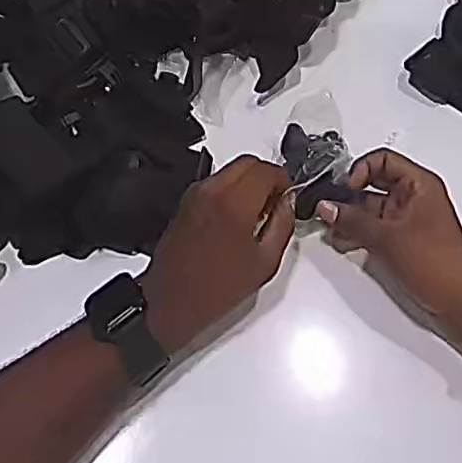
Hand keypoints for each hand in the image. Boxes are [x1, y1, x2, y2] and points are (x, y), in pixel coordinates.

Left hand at [140, 155, 294, 350]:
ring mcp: (195, 193)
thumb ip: (282, 225)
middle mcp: (211, 190)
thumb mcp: (264, 262)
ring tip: (256, 214)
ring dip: (247, 183)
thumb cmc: (215, 288)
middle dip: (266, 177)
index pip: (265, 170)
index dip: (282, 179)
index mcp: (233, 203)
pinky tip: (236, 219)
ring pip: (230, 170)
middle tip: (275, 201)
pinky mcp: (185, 200)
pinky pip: (215, 182)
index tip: (288, 194)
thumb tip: (288, 203)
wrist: (172, 299)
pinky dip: (230, 190)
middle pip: (247, 163)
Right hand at [316, 148, 461, 355]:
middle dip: (349, 195)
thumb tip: (328, 208)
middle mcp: (415, 198)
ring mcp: (408, 220)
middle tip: (331, 206)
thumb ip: (352, 220)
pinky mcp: (403, 240)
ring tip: (333, 228)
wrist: (461, 305)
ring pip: (371, 208)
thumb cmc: (441, 265)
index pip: (382, 160)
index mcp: (420, 185)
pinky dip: (358, 232)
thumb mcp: (387, 237)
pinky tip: (344, 241)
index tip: (346, 187)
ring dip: (350, 217)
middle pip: (373, 183)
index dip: (360, 170)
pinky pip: (374, 227)